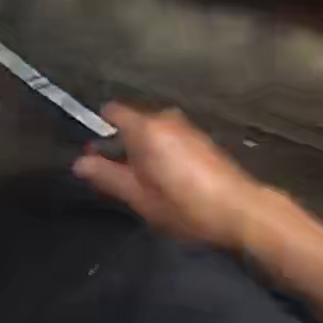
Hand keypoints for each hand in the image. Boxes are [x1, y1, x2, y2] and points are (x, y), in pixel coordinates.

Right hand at [72, 103, 277, 250]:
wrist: (243, 211)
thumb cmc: (186, 206)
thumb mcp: (141, 198)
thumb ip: (108, 176)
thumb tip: (79, 163)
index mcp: (144, 127)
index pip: (111, 111)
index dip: (99, 130)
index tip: (97, 155)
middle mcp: (163, 117)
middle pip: (131, 122)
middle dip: (123, 144)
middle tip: (124, 177)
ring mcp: (184, 125)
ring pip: (151, 131)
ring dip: (144, 149)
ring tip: (149, 182)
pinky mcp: (199, 136)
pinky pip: (169, 136)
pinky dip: (163, 150)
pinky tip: (171, 179)